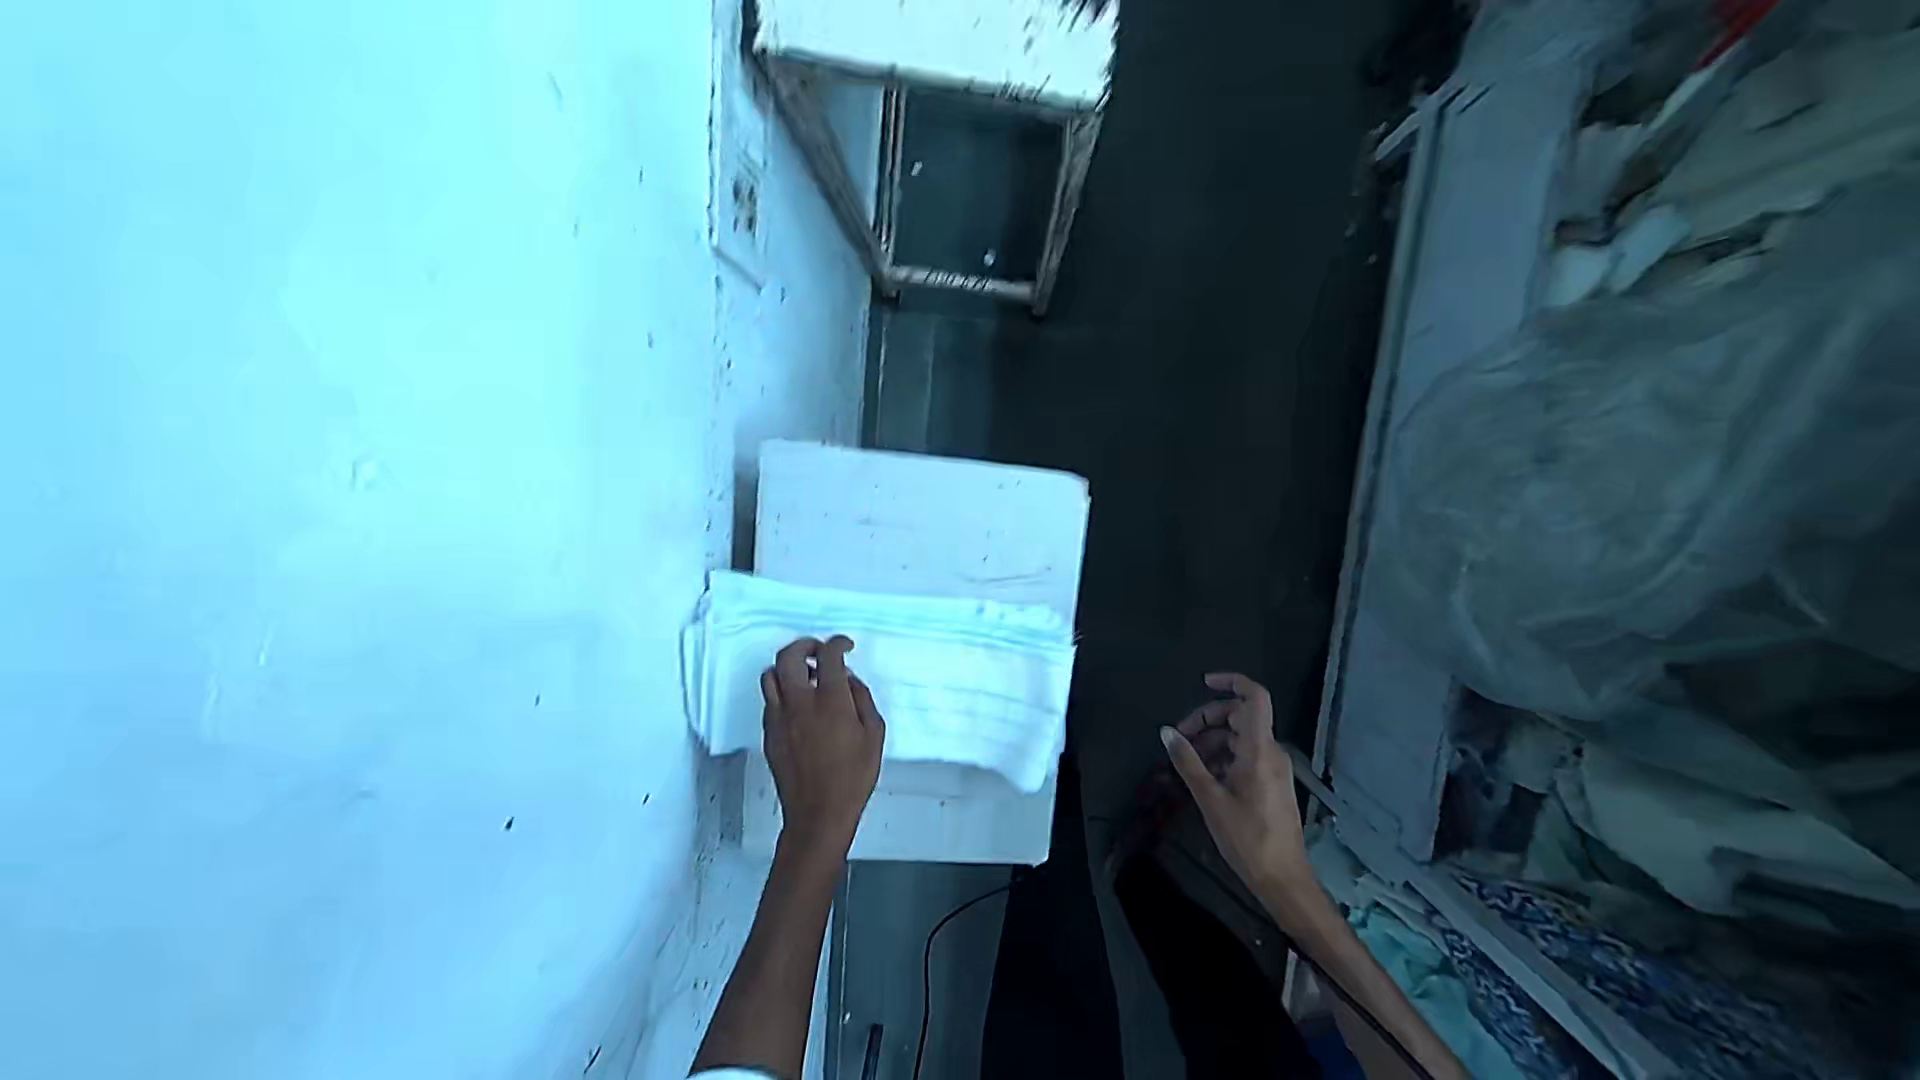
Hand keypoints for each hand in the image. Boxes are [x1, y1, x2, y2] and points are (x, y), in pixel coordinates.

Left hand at [762, 635, 886, 859]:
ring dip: (788, 667)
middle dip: (805, 645)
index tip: (845, 645)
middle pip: (789, 656)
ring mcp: (780, 718)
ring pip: (770, 675)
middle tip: (818, 650)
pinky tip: (798, 703)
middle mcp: (800, 703)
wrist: (819, 813)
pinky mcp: (769, 733)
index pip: (828, 655)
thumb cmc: (852, 778)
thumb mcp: (874, 734)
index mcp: (830, 701)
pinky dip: (782, 691)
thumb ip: (862, 700)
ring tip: (805, 675)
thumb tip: (849, 681)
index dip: (837, 643)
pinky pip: (769, 699)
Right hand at [1161, 673, 1311, 896]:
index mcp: (1260, 750)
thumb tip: (1166, 731)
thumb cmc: (1247, 838)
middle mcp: (1270, 752)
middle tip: (1178, 738)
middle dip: (1206, 718)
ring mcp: (1273, 767)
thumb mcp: (1210, 798)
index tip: (1204, 682)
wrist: (1283, 880)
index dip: (1232, 681)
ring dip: (1211, 739)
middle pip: (1239, 715)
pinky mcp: (1270, 782)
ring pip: (1239, 736)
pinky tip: (1202, 774)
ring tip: (1185, 761)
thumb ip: (1187, 761)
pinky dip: (1221, 755)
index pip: (1255, 697)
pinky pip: (1244, 754)